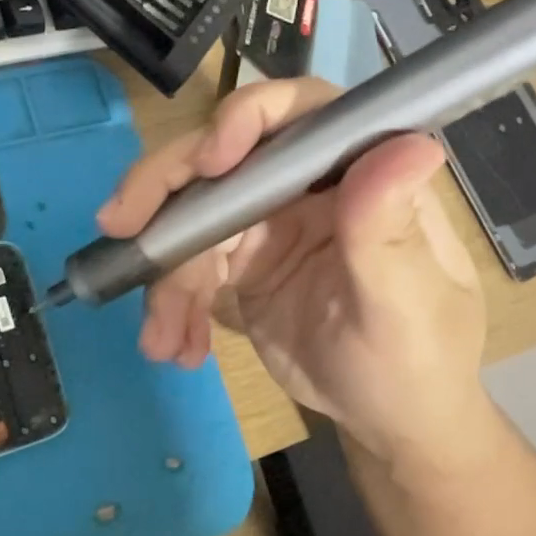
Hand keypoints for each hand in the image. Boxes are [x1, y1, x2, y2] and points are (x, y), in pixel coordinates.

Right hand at [98, 78, 488, 459]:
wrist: (382, 423)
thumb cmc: (416, 365)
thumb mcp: (408, 307)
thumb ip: (390, 233)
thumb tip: (409, 146)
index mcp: (356, 174)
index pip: (302, 113)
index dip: (248, 117)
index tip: (211, 160)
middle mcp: (302, 182)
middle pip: (219, 154)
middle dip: (163, 187)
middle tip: (118, 224)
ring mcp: (262, 218)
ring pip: (187, 209)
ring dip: (161, 267)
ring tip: (159, 334)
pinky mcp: (232, 255)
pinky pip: (181, 259)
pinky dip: (168, 299)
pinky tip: (173, 342)